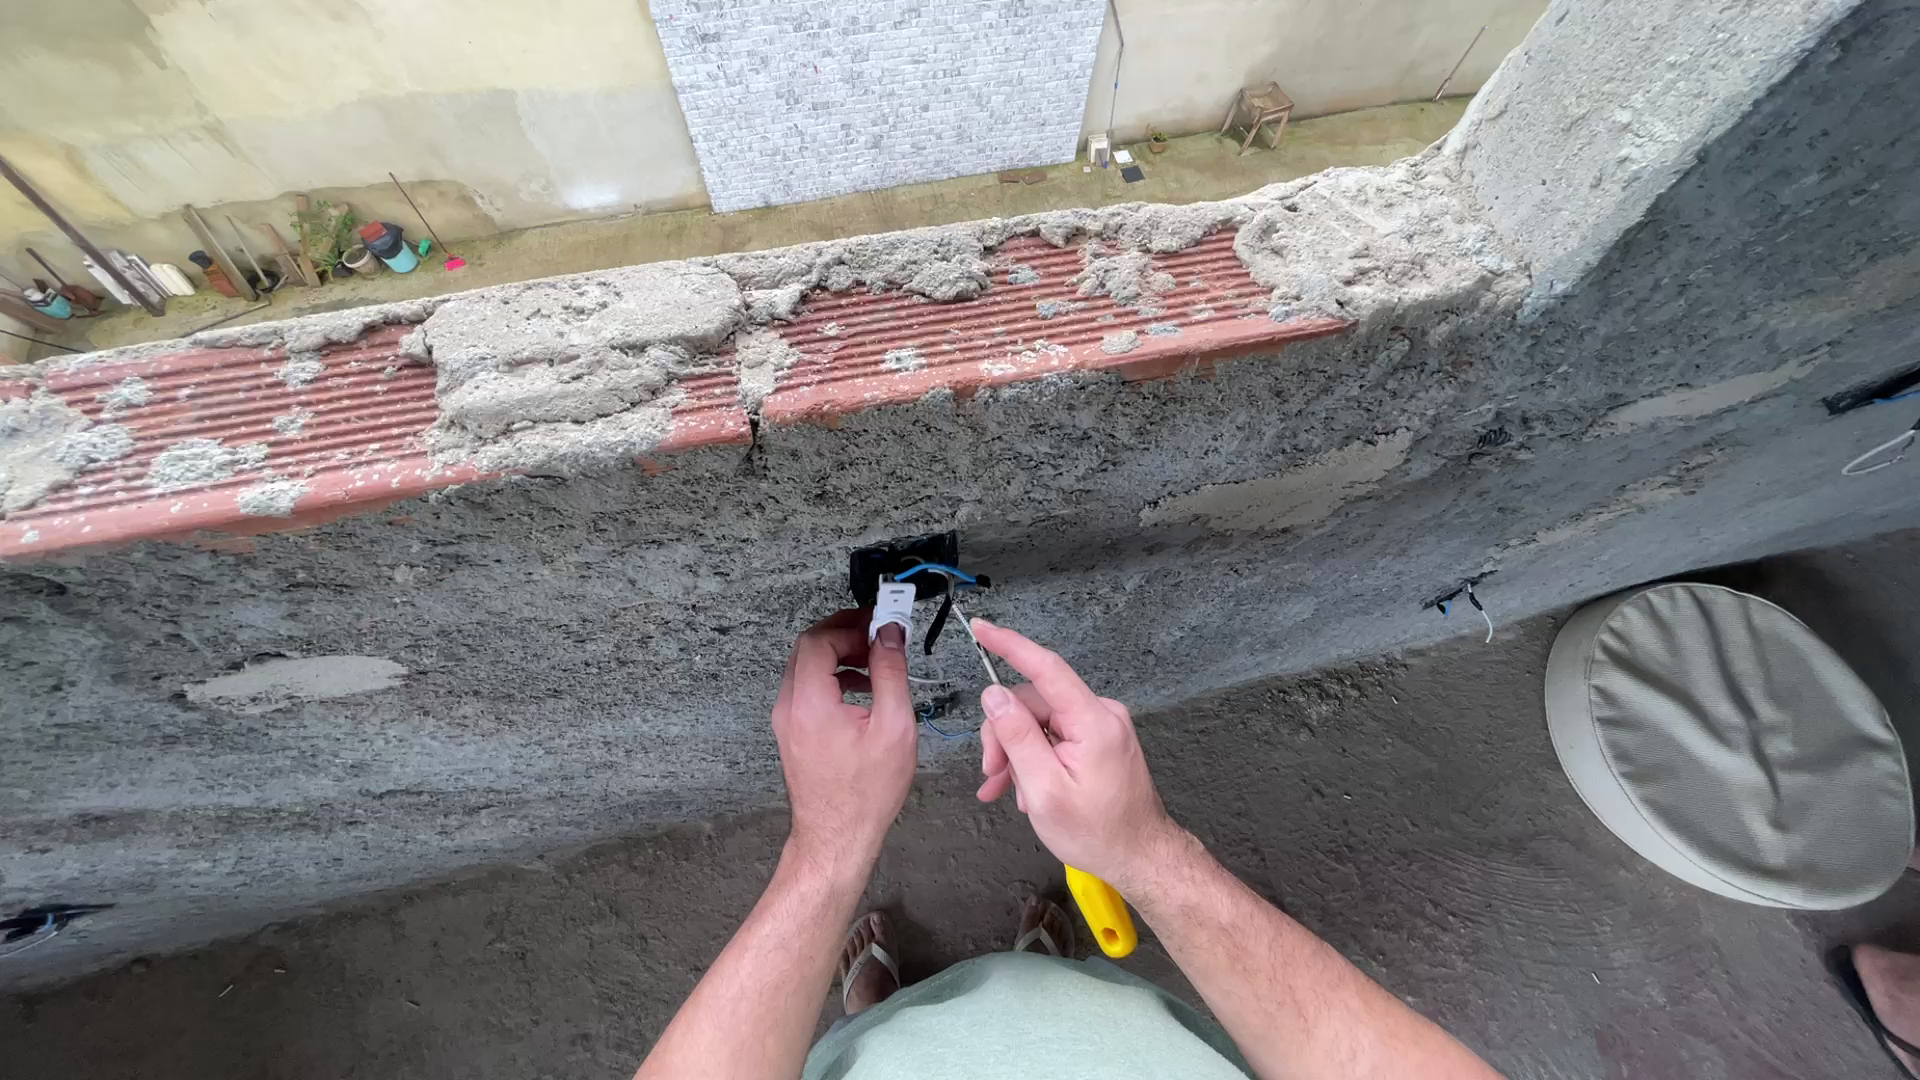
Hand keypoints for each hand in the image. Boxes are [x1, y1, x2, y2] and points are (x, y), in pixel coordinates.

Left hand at [771, 610, 917, 868]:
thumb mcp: (894, 727)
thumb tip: (889, 635)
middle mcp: (790, 707)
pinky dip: (833, 675)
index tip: (880, 622)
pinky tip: (862, 687)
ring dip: (839, 653)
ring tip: (875, 659)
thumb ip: (890, 673)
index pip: (820, 639)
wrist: (837, 837)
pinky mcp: (793, 730)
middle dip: (845, 632)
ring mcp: (787, 719)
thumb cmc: (865, 793)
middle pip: (809, 647)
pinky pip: (807, 686)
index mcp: (810, 703)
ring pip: (806, 665)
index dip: (850, 624)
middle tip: (878, 632)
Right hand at [971, 619, 1185, 892]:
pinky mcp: (1097, 737)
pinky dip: (1034, 756)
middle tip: (992, 774)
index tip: (981, 628)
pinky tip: (1023, 788)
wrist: (1141, 858)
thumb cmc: (1097, 833)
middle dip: (1004, 734)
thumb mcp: (1045, 790)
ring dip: (1017, 752)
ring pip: (1038, 720)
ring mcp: (1100, 724)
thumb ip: (1017, 737)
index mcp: (1092, 721)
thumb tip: (994, 694)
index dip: (1010, 645)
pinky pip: (1053, 733)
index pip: (1046, 668)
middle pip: (1033, 702)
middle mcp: (1100, 713)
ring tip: (1009, 790)